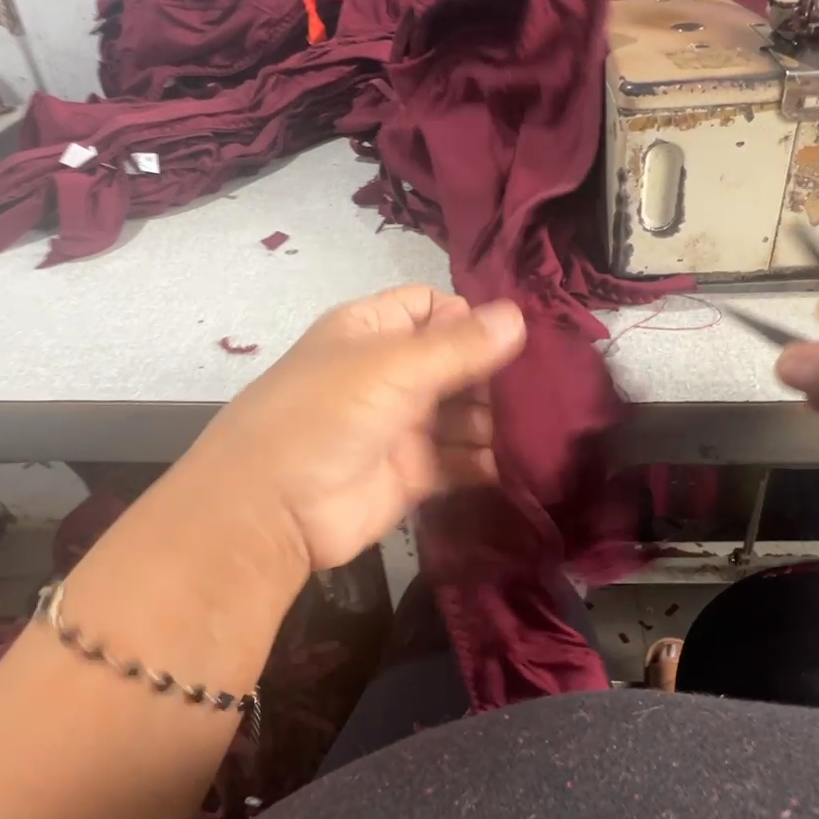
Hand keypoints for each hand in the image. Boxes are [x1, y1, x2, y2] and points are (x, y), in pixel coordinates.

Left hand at [175, 286, 525, 570]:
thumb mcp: (391, 368)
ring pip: (465, 414)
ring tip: (541, 427)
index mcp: (373, 331)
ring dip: (499, 420)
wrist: (272, 511)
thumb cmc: (325, 417)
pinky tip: (521, 463)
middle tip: (546, 389)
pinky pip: (462, 460)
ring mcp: (403, 426)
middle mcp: (390, 374)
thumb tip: (519, 315)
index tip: (518, 338)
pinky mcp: (415, 474)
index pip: (433, 308)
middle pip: (459, 362)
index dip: (472, 318)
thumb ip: (459, 346)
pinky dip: (489, 462)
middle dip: (497, 374)